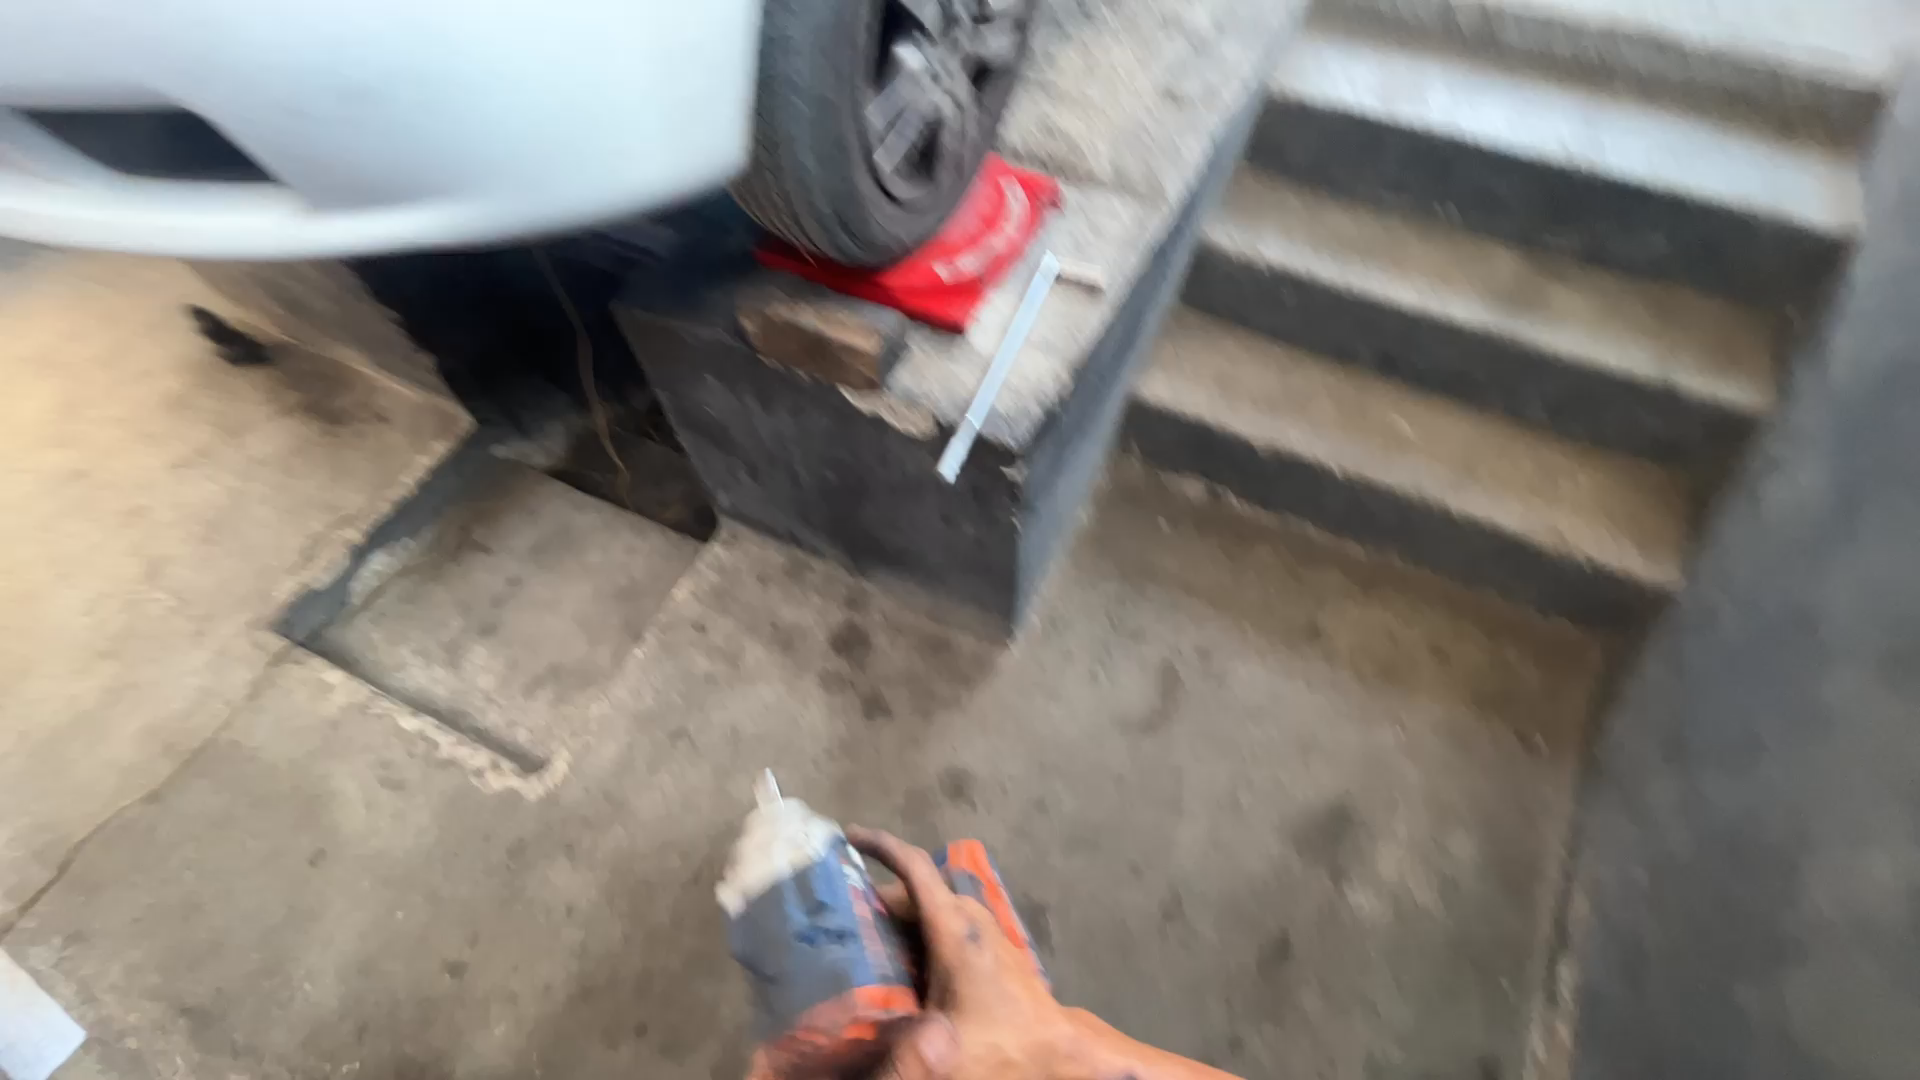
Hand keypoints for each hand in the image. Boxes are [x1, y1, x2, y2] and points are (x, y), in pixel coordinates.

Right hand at [849, 827, 1088, 1079]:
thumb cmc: (998, 1042)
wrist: (1053, 1050)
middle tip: (836, 922)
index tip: (849, 837)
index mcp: (952, 924)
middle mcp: (966, 913)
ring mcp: (980, 925)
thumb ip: (900, 1034)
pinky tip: (897, 964)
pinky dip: (914, 929)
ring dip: (895, 916)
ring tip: (858, 942)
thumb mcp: (940, 1044)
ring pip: (928, 905)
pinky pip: (941, 920)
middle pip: (913, 889)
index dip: (880, 845)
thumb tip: (856, 1016)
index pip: (913, 866)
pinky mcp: (986, 941)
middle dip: (876, 898)